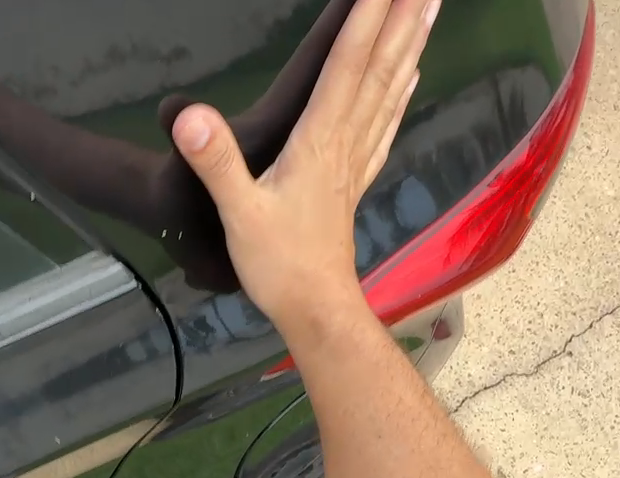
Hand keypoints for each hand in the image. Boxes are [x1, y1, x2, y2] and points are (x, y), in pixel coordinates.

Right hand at [169, 0, 435, 333]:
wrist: (314, 306)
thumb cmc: (277, 264)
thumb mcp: (238, 214)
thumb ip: (216, 163)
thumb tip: (188, 116)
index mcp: (318, 141)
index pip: (347, 63)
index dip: (367, 13)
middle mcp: (344, 142)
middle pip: (379, 67)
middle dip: (402, 15)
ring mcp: (354, 164)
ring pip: (389, 91)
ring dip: (410, 44)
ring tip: (430, 5)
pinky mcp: (354, 185)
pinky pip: (383, 128)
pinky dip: (400, 95)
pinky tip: (411, 78)